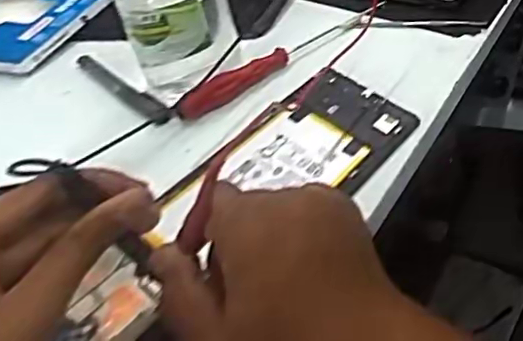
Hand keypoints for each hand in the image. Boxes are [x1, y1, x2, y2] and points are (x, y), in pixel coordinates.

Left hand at [0, 171, 157, 340]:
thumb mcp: (27, 317)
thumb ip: (81, 249)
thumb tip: (134, 199)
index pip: (37, 192)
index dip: (97, 186)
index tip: (143, 198)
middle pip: (18, 230)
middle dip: (82, 226)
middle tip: (139, 230)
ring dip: (57, 261)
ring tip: (110, 261)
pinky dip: (21, 294)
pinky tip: (53, 301)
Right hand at [152, 183, 448, 340]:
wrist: (358, 338)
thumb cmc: (287, 338)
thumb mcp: (214, 332)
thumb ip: (180, 289)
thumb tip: (164, 259)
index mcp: (252, 219)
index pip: (213, 197)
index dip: (199, 230)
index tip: (195, 262)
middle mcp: (290, 198)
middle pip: (247, 204)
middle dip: (235, 239)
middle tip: (234, 291)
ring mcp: (323, 200)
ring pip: (280, 208)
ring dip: (269, 235)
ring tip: (272, 287)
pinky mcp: (346, 208)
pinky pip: (310, 211)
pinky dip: (301, 232)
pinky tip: (302, 274)